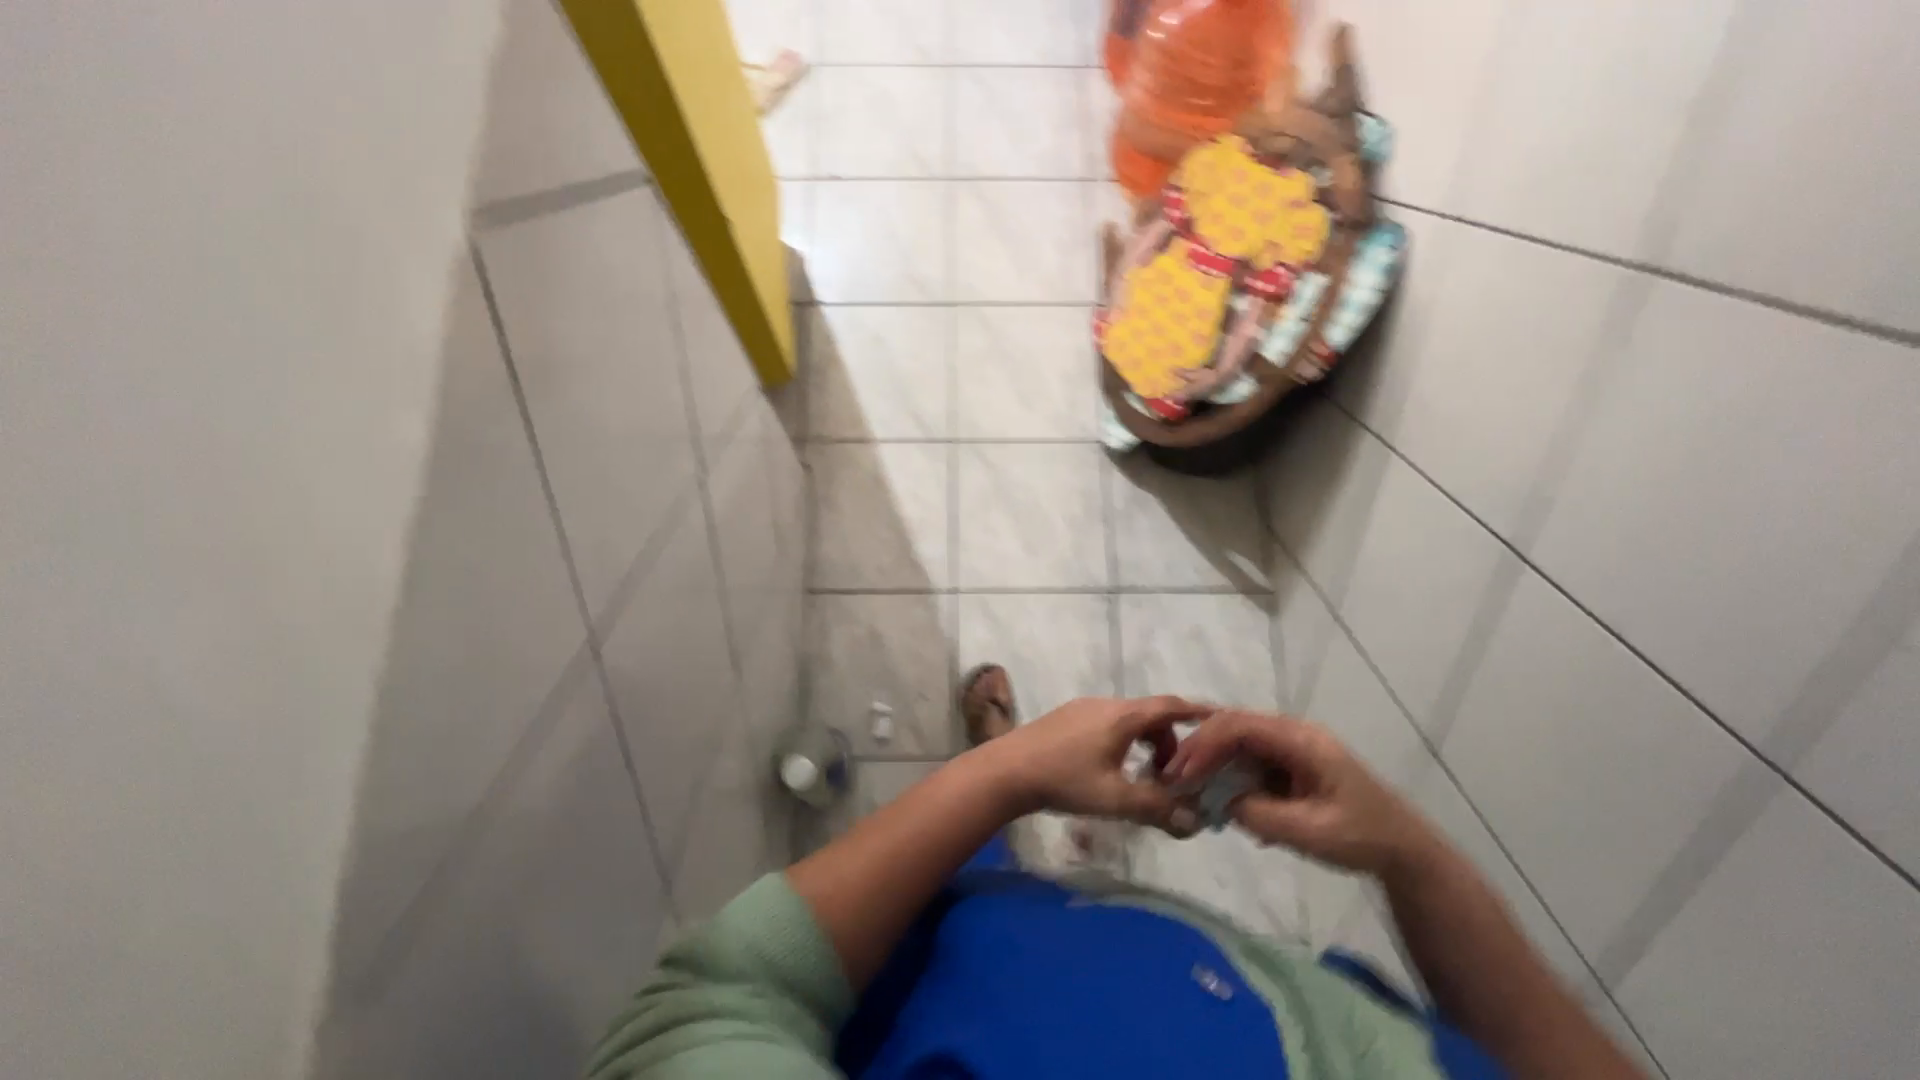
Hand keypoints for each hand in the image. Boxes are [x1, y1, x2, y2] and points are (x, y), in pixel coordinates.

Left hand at [973, 695, 1209, 834]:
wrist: (1005, 771)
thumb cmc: (1064, 780)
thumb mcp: (1115, 799)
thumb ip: (1157, 808)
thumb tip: (1194, 821)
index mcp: (1122, 716)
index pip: (1171, 706)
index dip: (1197, 712)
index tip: (1219, 719)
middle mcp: (1105, 704)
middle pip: (1150, 715)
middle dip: (1168, 742)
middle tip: (1173, 776)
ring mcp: (1082, 709)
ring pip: (1126, 720)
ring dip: (1143, 744)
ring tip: (1142, 776)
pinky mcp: (1064, 719)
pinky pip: (1106, 724)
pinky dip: (1122, 742)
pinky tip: (1110, 770)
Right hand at [1166, 709, 1437, 876]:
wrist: (1402, 849)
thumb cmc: (1361, 837)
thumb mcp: (1308, 832)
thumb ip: (1260, 814)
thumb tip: (1218, 801)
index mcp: (1301, 740)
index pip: (1239, 726)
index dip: (1204, 745)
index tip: (1180, 774)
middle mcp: (1293, 734)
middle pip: (1233, 728)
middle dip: (1200, 751)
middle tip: (1173, 781)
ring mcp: (1292, 748)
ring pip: (1238, 744)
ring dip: (1213, 765)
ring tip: (1191, 793)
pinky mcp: (1291, 765)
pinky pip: (1250, 761)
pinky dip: (1230, 778)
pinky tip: (1221, 805)